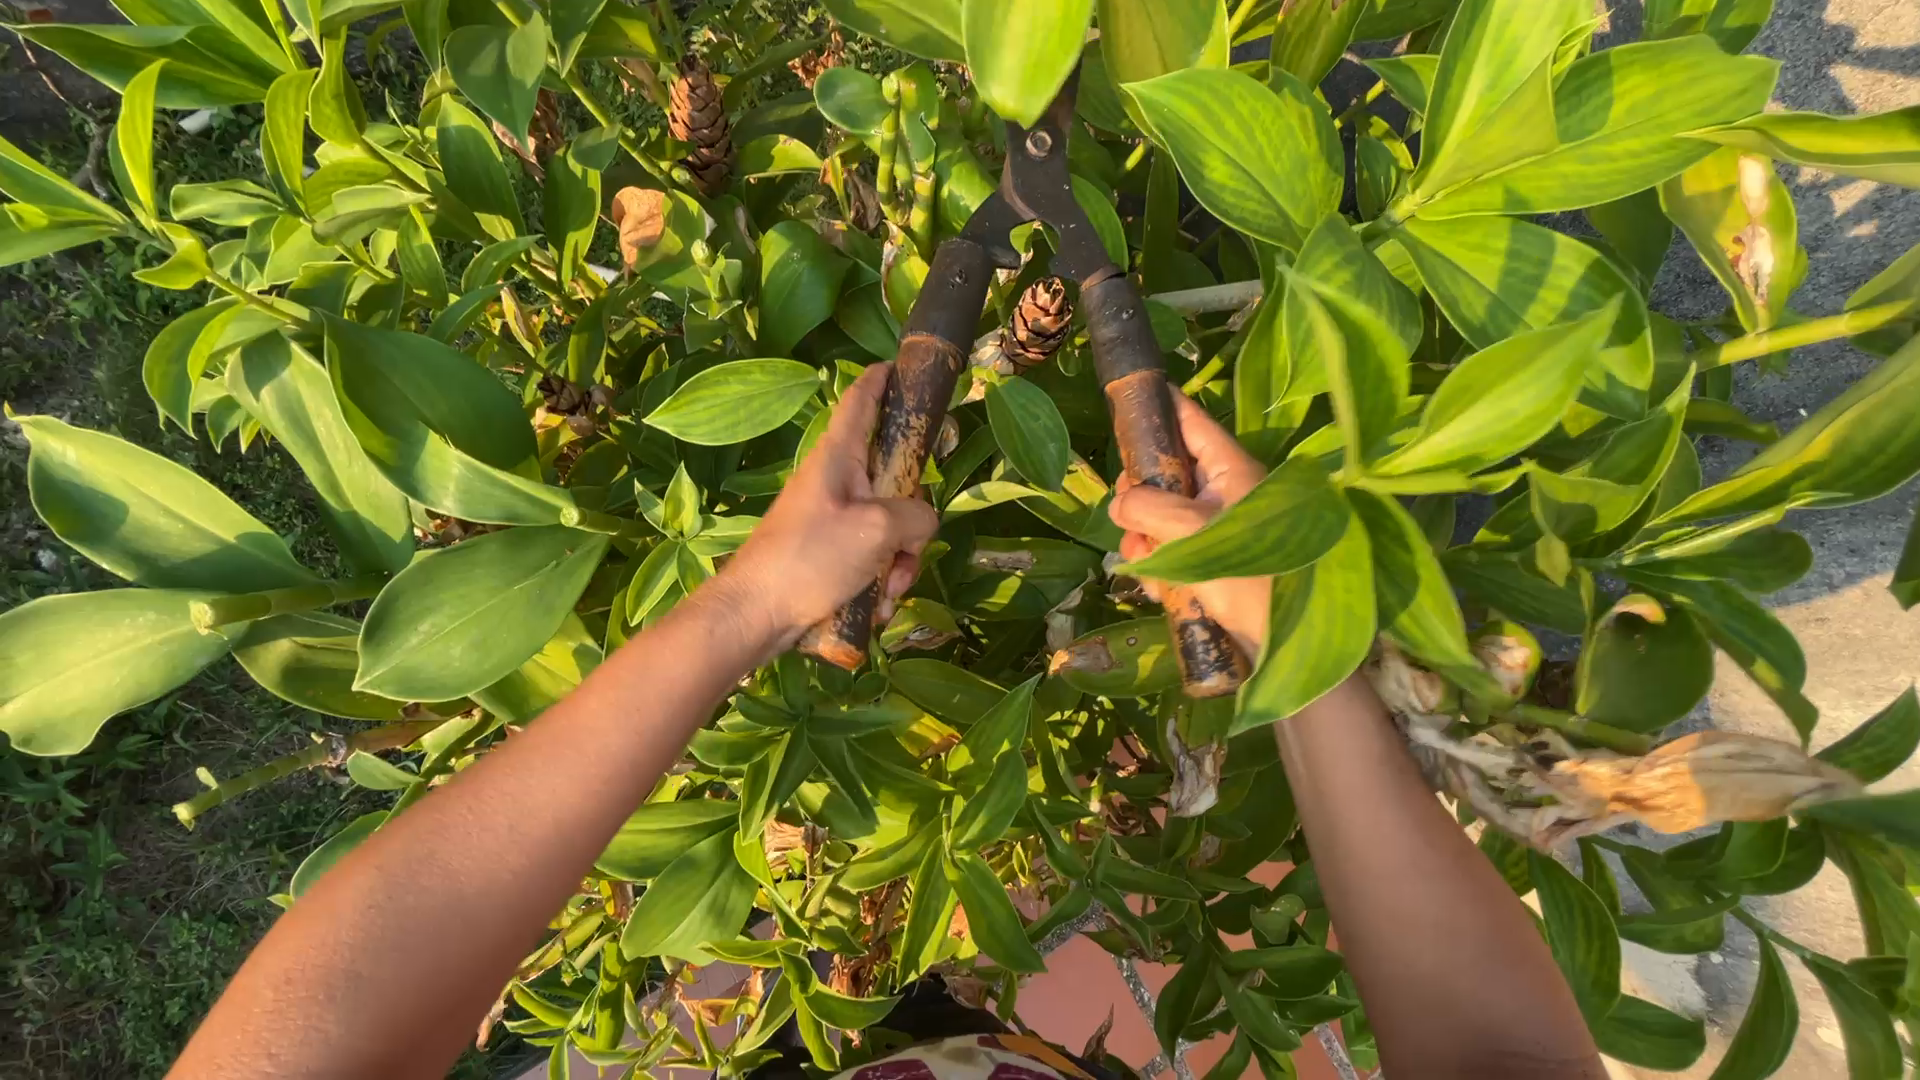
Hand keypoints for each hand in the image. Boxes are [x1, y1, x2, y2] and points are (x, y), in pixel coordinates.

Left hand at [714, 363, 938, 653]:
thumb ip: (916, 516)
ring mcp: (833, 521)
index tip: (900, 368)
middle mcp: (837, 483)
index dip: (881, 381)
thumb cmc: (810, 558)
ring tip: (886, 592)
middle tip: (906, 552)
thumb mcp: (877, 530)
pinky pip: (872, 560)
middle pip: (895, 482)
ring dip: (898, 564)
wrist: (755, 615)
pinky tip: (875, 608)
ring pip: (890, 530)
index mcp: (838, 458)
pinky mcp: (830, 556)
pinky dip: (880, 584)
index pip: (860, 402)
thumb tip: (920, 524)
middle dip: (912, 525)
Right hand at [1106, 390, 1271, 655]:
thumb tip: (1121, 503)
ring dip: (1143, 538)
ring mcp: (1214, 525)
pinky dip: (1156, 563)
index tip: (1128, 399)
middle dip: (1139, 496)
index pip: (1189, 420)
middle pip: (1163, 471)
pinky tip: (1160, 586)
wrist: (1285, 640)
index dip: (1159, 406)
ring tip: (1146, 563)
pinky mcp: (1208, 558)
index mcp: (1229, 467)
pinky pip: (1167, 547)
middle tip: (1128, 517)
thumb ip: (1149, 507)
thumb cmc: (1250, 575)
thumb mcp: (1193, 533)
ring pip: (1158, 514)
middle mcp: (1222, 489)